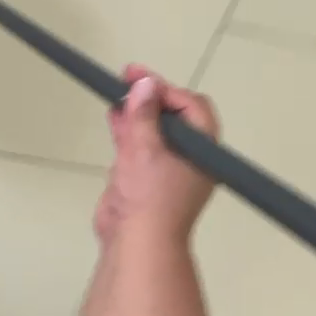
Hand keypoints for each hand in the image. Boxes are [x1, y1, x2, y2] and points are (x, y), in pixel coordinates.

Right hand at [93, 65, 219, 246]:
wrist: (136, 239)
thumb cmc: (149, 195)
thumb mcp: (145, 150)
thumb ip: (144, 115)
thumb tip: (144, 84)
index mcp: (202, 149)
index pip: (191, 107)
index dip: (165, 90)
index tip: (137, 79)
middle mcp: (187, 154)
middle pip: (172, 115)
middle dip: (149, 95)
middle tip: (125, 77)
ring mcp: (164, 164)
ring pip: (152, 128)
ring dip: (135, 110)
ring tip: (115, 92)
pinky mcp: (142, 174)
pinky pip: (137, 144)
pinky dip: (126, 129)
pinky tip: (112, 115)